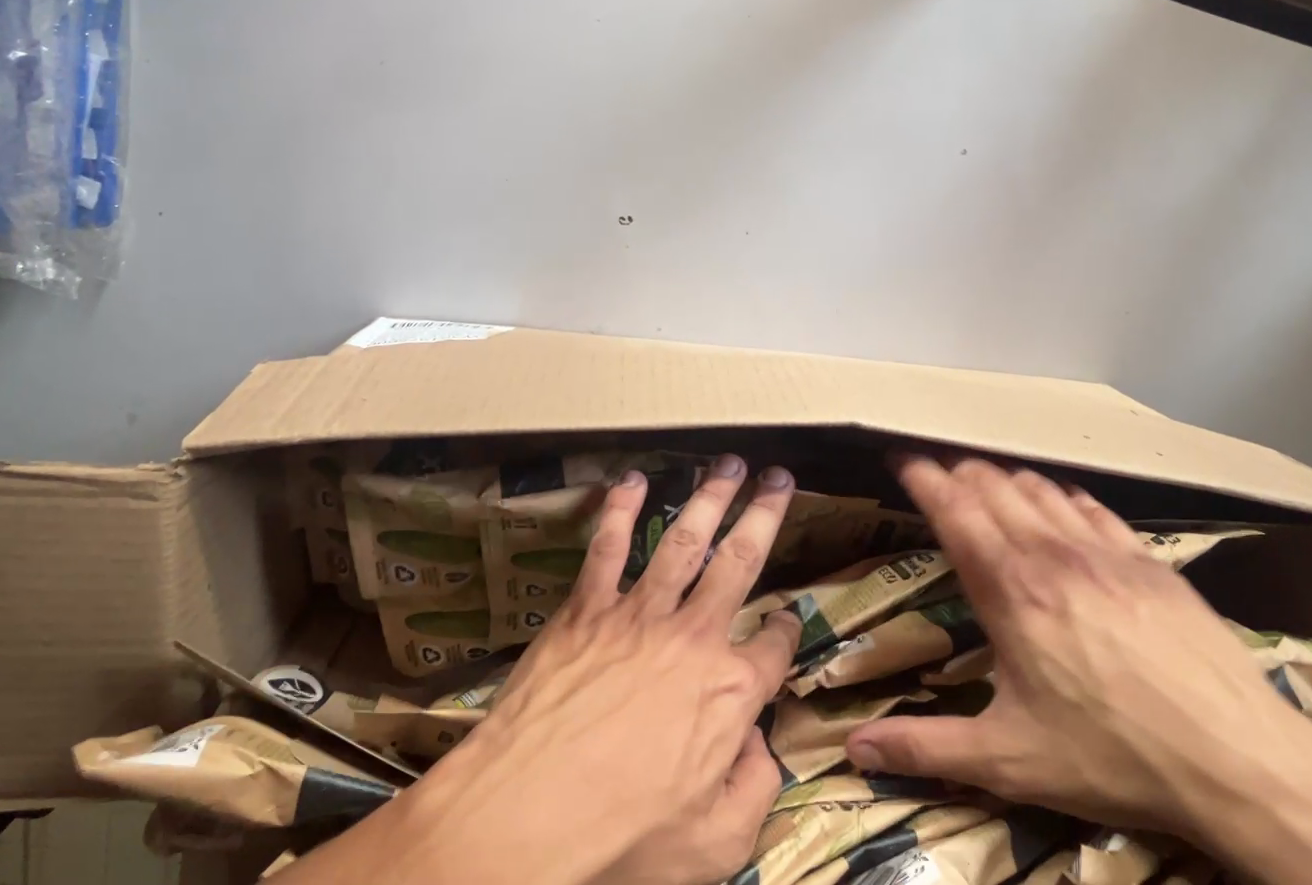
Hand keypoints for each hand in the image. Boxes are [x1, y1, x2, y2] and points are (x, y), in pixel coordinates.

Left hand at [286, 454, 801, 884]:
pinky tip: (633, 480)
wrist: (525, 815)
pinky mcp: (585, 610)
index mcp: (731, 692)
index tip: (786, 615)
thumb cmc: (622, 839)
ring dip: (708, 498)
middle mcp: (693, 638)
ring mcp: (637, 616)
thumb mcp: (716, 846)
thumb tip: (761, 748)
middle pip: (739, 563)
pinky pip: (607, 548)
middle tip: (780, 478)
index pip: (773, 648)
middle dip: (763, 516)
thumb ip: (755, 791)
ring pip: (682, 541)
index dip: (784, 630)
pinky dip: (621, 510)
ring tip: (727, 464)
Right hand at [845, 456, 1311, 884]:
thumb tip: (852, 751)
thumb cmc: (1114, 759)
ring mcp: (1108, 553)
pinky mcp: (1152, 561)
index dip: (920, 474)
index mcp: (1010, 591)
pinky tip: (1057, 502)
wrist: (1242, 764)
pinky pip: (1092, 505)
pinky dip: (1060, 494)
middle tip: (932, 468)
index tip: (896, 454)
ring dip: (1003, 476)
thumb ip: (924, 749)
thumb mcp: (1007, 762)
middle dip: (954, 468)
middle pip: (992, 484)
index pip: (953, 509)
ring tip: (983, 480)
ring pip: (1040, 487)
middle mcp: (1053, 555)